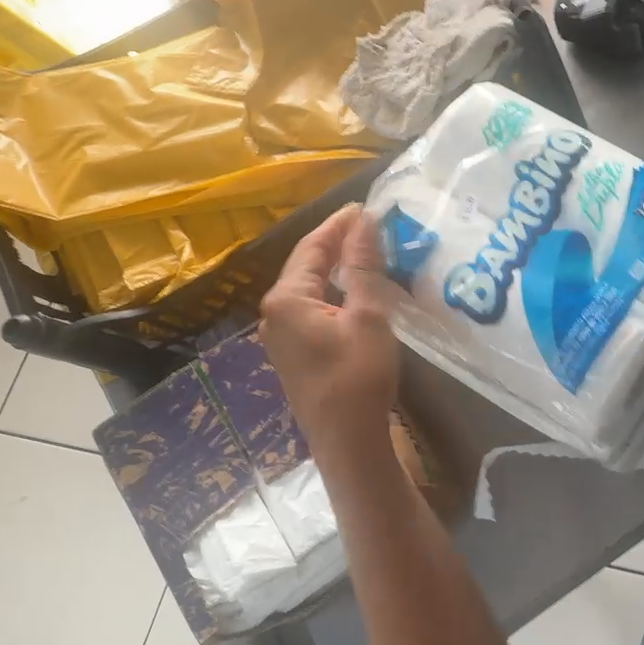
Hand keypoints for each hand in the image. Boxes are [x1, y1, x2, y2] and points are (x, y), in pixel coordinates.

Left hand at [260, 204, 402, 448]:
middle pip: (306, 265)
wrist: (347, 438)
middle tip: (369, 225)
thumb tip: (365, 222)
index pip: (313, 247)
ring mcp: (280, 336)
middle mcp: (274, 313)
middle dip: (336, 242)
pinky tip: (354, 290)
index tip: (366, 206)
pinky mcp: (294, 353)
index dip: (339, 225)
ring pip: (309, 287)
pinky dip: (333, 290)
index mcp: (287, 298)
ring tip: (366, 251)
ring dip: (335, 267)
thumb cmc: (359, 376)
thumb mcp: (368, 316)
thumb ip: (363, 267)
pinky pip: (312, 307)